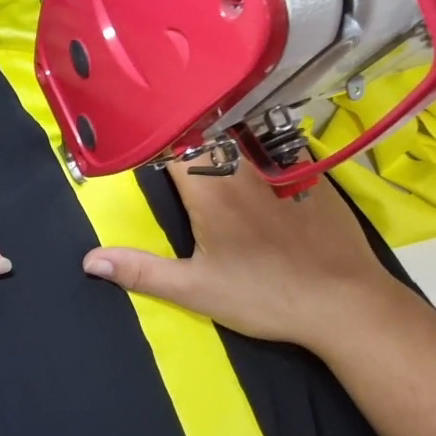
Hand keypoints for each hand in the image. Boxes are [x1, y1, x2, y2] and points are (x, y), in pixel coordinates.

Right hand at [83, 165, 407, 352]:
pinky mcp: (310, 176)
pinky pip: (276, 149)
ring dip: (222, 142)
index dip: (156, 141)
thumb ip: (141, 271)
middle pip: (206, 133)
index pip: (173, 141)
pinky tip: (258, 172)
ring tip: (209, 154)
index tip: (143, 149)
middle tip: (172, 156)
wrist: (345, 303)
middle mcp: (244, 167)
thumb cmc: (264, 295)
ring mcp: (281, 168)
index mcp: (210, 188)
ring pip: (242, 137)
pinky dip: (260, 151)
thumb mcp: (195, 290)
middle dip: (186, 139)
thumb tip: (90, 260)